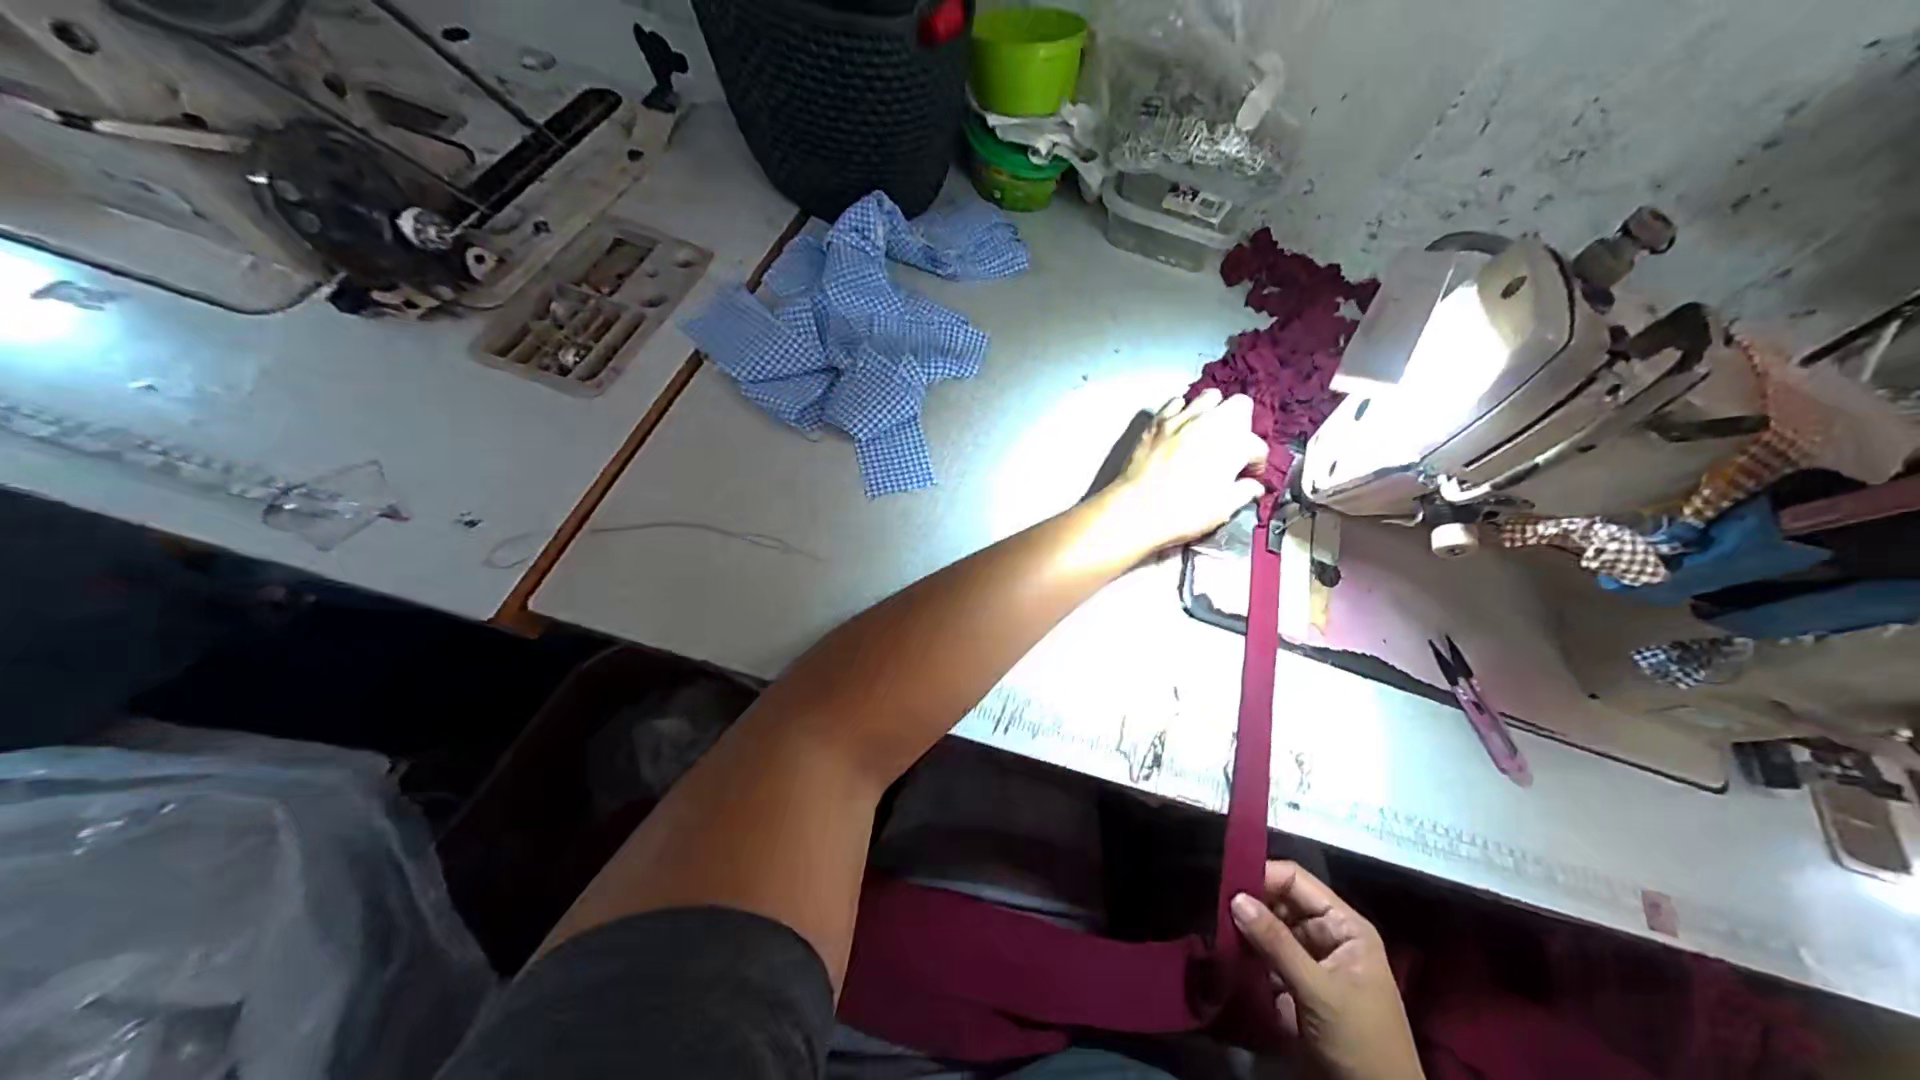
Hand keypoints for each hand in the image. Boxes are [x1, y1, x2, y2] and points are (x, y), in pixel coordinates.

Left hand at [1099, 390, 1266, 553]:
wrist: (1136, 509)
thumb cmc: (1184, 512)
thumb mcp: (1222, 509)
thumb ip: (1243, 492)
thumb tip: (1253, 486)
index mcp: (1235, 444)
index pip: (1257, 447)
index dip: (1256, 463)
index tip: (1249, 475)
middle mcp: (1212, 422)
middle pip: (1240, 406)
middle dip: (1242, 423)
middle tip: (1232, 445)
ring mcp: (1183, 418)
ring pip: (1209, 397)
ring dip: (1214, 411)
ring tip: (1208, 430)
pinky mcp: (1158, 420)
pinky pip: (1176, 403)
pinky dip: (1182, 411)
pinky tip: (1180, 428)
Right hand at [1231, 862, 1424, 1079]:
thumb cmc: (1361, 1042)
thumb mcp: (1320, 992)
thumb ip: (1277, 943)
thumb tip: (1235, 897)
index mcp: (1344, 926)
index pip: (1296, 881)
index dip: (1263, 875)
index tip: (1227, 883)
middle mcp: (1327, 935)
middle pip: (1279, 901)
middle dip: (1249, 903)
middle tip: (1214, 906)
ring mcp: (1310, 960)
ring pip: (1269, 928)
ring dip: (1244, 930)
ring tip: (1215, 927)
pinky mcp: (1295, 984)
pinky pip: (1265, 956)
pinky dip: (1247, 954)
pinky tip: (1226, 952)